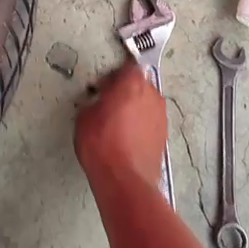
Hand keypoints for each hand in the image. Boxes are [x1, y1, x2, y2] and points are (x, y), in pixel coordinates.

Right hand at [74, 61, 167, 187]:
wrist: (125, 180)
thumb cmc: (103, 146)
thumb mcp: (85, 117)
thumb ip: (95, 101)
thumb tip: (98, 104)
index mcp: (132, 84)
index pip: (127, 67)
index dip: (113, 76)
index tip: (103, 85)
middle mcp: (151, 96)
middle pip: (139, 84)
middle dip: (125, 90)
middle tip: (108, 102)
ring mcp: (160, 116)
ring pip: (146, 103)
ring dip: (135, 108)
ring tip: (117, 124)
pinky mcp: (163, 135)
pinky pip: (150, 121)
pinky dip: (141, 125)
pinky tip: (126, 138)